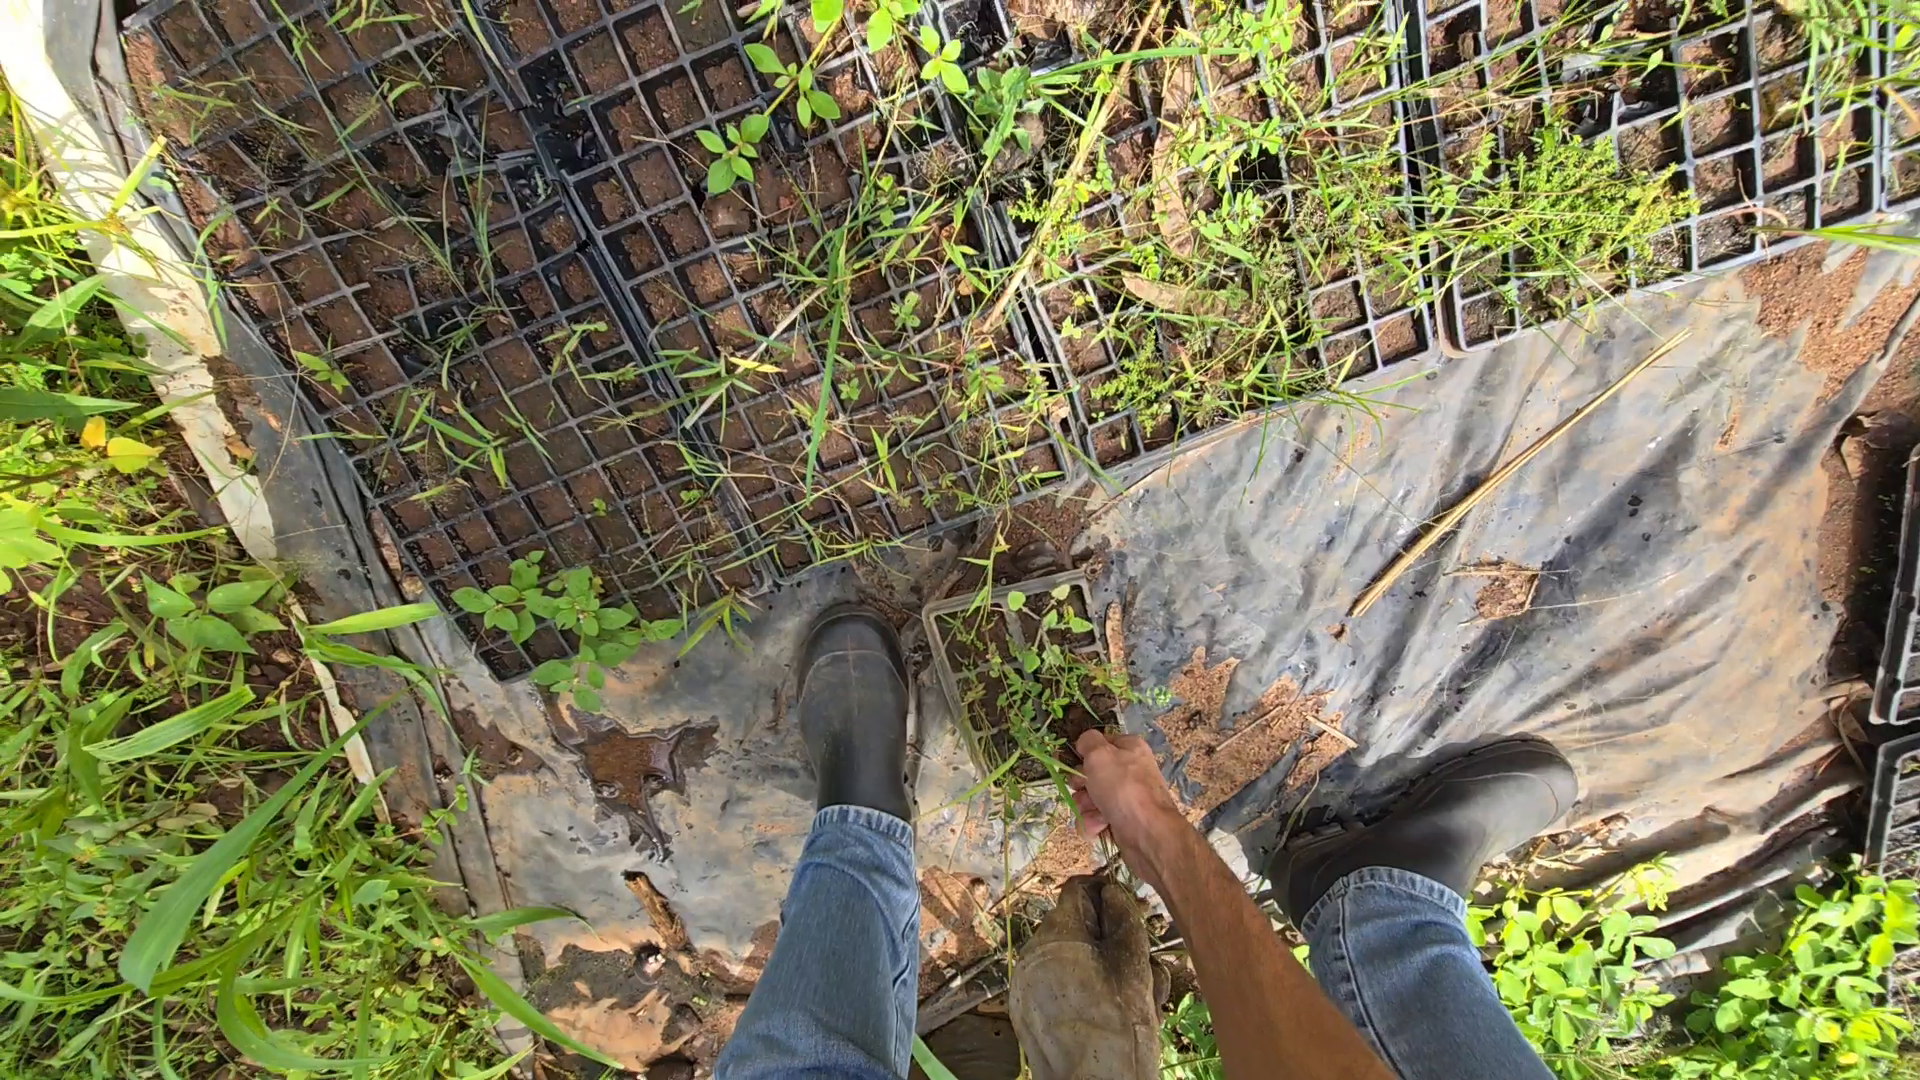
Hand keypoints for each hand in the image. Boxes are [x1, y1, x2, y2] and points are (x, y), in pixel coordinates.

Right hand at [1070, 730, 1184, 879]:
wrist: (1148, 835)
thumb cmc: (1123, 788)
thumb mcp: (1099, 754)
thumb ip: (1088, 741)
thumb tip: (1084, 744)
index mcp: (1129, 748)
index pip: (1100, 743)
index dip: (1085, 753)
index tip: (1076, 762)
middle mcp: (1129, 771)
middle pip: (1091, 773)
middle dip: (1081, 785)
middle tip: (1082, 789)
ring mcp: (1125, 797)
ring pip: (1090, 798)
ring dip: (1084, 807)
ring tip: (1093, 814)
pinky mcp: (1121, 821)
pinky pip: (1096, 818)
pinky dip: (1093, 823)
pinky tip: (1099, 827)